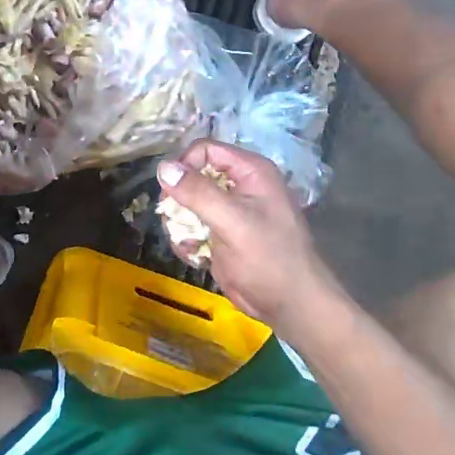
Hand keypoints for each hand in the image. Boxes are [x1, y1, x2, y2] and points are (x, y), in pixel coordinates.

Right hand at [156, 140, 339, 328]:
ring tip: (186, 244)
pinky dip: (188, 241)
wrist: (290, 303)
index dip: (185, 166)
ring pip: (190, 204)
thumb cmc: (268, 257)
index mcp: (251, 172)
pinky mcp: (224, 236)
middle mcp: (241, 186)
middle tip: (175, 221)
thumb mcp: (233, 221)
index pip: (206, 150)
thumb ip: (198, 193)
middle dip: (179, 199)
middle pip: (194, 176)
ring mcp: (232, 212)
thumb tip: (163, 167)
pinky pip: (195, 228)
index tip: (171, 193)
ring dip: (181, 224)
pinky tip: (194, 257)